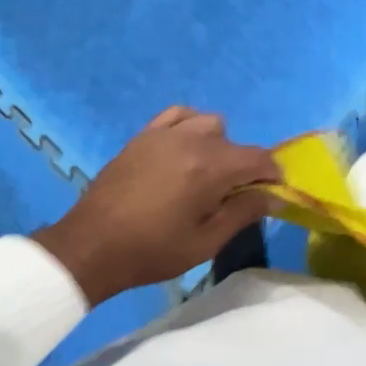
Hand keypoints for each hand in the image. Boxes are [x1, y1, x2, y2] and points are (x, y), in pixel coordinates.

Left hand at [32, 107, 277, 305]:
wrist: (91, 247)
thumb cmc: (151, 251)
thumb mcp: (205, 243)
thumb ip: (244, 213)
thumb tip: (275, 196)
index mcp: (210, 168)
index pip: (258, 158)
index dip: (271, 175)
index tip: (270, 195)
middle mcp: (192, 141)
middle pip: (235, 142)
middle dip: (242, 166)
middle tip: (230, 196)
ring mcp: (166, 134)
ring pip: (209, 123)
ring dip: (218, 144)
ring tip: (206, 172)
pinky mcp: (144, 135)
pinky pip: (179, 114)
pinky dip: (190, 125)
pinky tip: (184, 148)